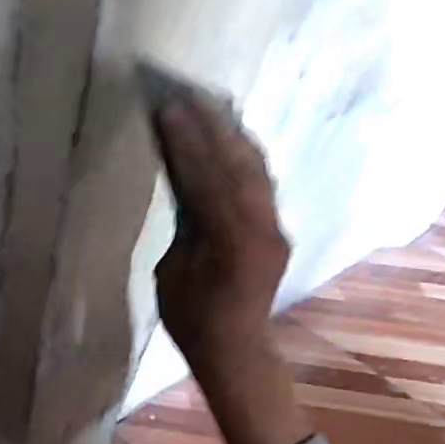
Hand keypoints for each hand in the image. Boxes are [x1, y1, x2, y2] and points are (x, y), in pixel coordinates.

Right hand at [152, 96, 290, 365]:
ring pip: (256, 167)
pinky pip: (262, 182)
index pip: (206, 179)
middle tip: (186, 94)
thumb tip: (186, 187)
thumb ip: (184, 227)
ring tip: (208, 105)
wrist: (235, 349)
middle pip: (237, 163)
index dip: (186, 143)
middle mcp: (262, 227)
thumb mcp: (172, 274)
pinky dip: (245, 156)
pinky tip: (231, 137)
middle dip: (210, 126)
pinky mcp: (277, 228)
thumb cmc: (192, 321)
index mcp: (231, 242)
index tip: (167, 109)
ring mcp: (275, 226)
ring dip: (231, 134)